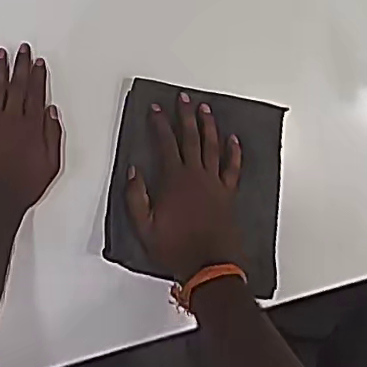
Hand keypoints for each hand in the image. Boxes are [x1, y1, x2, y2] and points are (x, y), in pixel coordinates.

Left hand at [0, 44, 63, 229]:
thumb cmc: (23, 186)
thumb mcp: (51, 164)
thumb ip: (53, 136)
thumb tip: (51, 114)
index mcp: (32, 127)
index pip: (37, 93)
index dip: (38, 76)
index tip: (38, 63)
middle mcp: (12, 120)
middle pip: (18, 85)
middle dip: (21, 65)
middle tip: (22, 50)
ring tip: (0, 55)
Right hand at [125, 93, 244, 281]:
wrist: (210, 268)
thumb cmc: (175, 248)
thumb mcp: (144, 226)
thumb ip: (135, 196)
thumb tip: (133, 170)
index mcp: (174, 179)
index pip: (165, 142)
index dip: (159, 122)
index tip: (156, 108)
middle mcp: (195, 175)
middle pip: (190, 137)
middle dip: (185, 115)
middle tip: (183, 98)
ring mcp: (214, 183)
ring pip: (212, 146)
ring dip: (208, 125)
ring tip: (205, 109)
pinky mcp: (228, 194)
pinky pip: (232, 168)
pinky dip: (233, 152)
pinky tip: (233, 140)